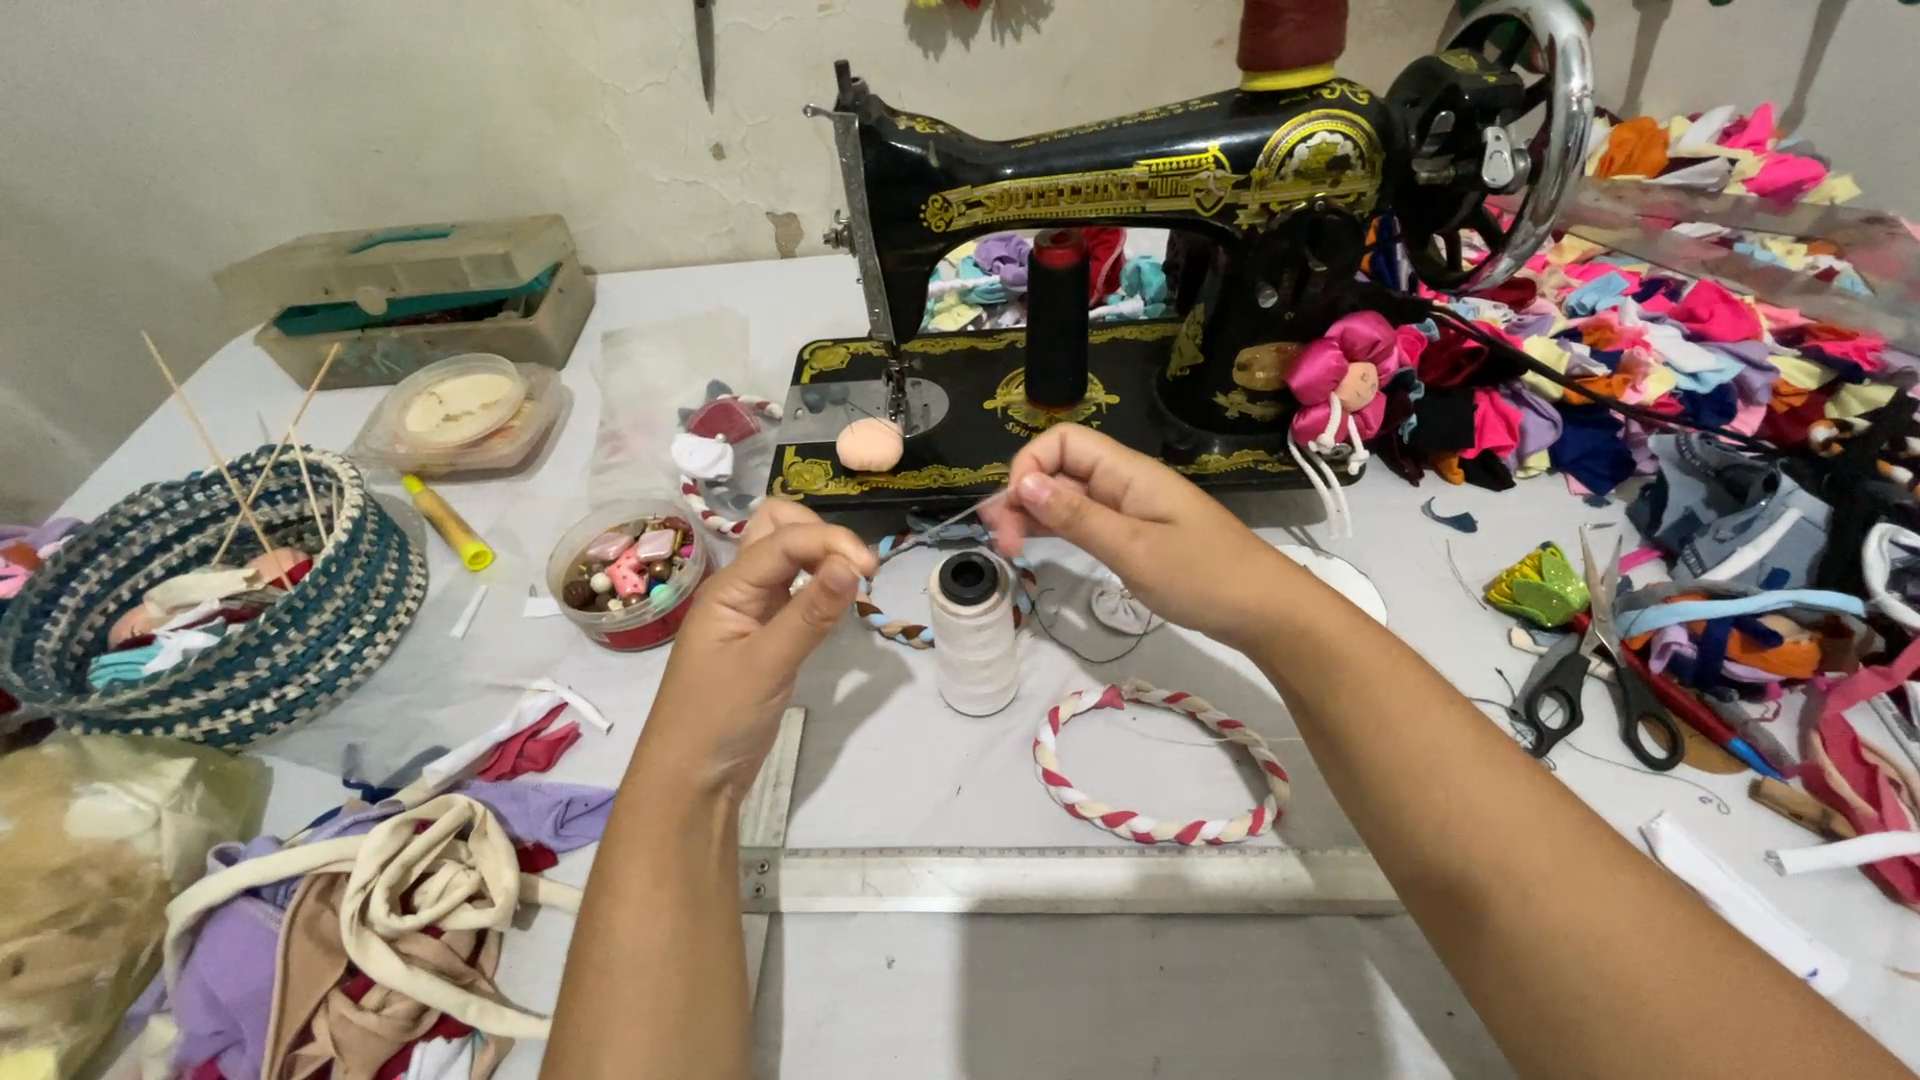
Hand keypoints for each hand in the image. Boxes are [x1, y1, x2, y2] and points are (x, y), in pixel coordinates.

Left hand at [638, 500, 875, 797]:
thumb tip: (851, 565)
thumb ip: (810, 613)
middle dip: (821, 534)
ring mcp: (752, 611)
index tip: (872, 570)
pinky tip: (836, 605)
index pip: (785, 540)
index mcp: (729, 588)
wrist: (690, 780)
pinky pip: (794, 591)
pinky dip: (819, 585)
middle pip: (777, 529)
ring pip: (787, 557)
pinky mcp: (766, 635)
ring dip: (820, 555)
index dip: (830, 542)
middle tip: (856, 570)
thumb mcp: (767, 666)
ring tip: (853, 584)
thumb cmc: (718, 720)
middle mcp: (740, 590)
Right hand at [979, 424, 1297, 649]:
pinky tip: (1037, 548)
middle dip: (1024, 497)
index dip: (1030, 465)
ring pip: (1068, 498)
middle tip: (1004, 543)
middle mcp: (1124, 483)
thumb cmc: (1203, 577)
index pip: (1063, 442)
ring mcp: (1129, 510)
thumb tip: (1023, 482)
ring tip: (1008, 548)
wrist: (1263, 610)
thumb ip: (1077, 517)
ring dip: (1035, 516)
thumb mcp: (1134, 549)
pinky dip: (1059, 531)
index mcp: (1128, 473)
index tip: (1013, 510)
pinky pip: (1086, 522)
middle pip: (1060, 471)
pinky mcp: (1134, 536)